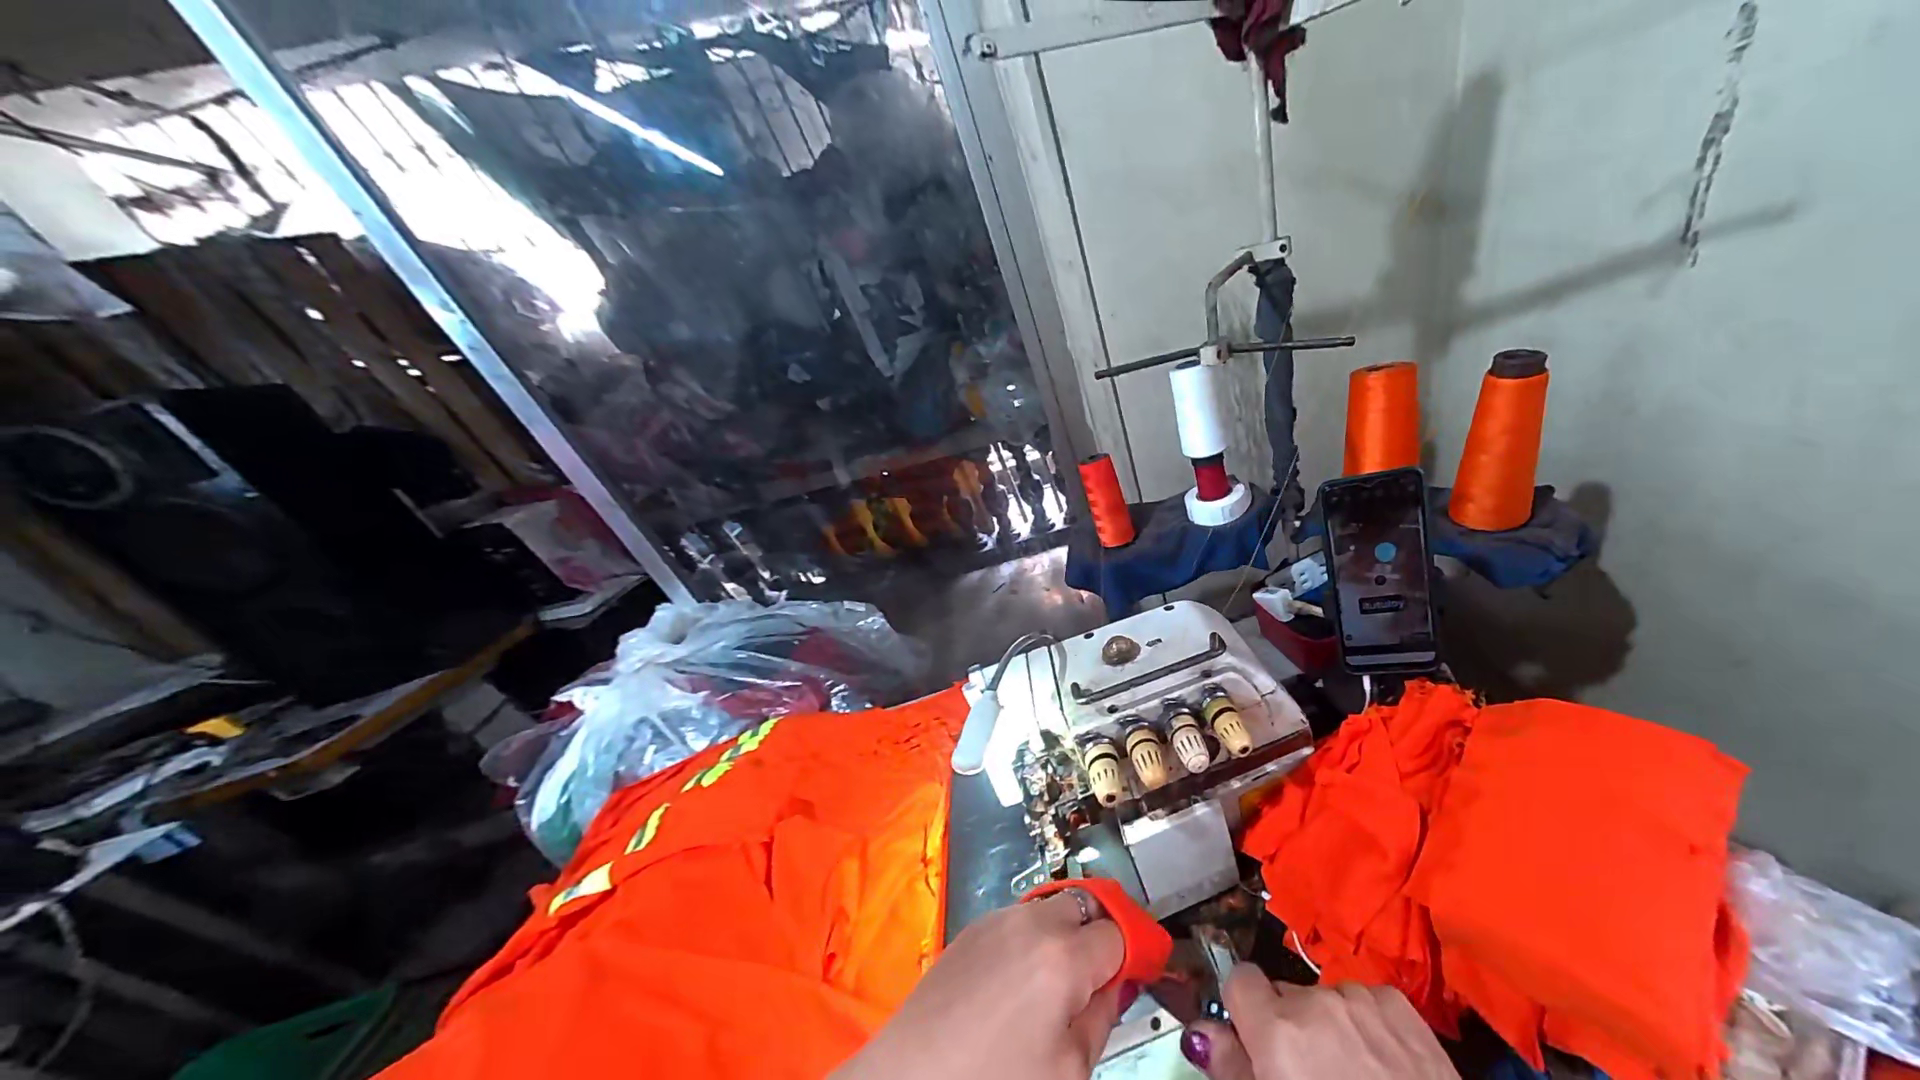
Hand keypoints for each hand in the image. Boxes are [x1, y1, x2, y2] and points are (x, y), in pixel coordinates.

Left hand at [831, 889, 1127, 1079]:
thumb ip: (1102, 1017)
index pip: (1120, 933)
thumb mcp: (1068, 1069)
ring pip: (1051, 907)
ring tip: (1060, 984)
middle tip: (1103, 976)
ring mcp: (996, 920)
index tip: (1144, 969)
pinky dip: (1034, 936)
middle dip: (1102, 930)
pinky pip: (1019, 919)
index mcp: (1061, 955)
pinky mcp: (971, 929)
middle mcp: (1030, 922)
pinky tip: (1023, 982)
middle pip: (1086, 904)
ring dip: (1067, 931)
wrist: (910, 1079)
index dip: (1137, 952)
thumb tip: (1116, 985)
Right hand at [1180, 965, 1457, 1079]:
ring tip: (1354, 1074)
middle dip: (1289, 1025)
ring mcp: (1361, 999)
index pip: (1239, 978)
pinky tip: (1384, 1063)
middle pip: (1285, 994)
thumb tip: (1201, 1032)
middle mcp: (1314, 1001)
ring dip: (1330, 1025)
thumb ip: (1232, 1068)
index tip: (1256, 1040)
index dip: (1244, 1009)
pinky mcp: (1400, 1005)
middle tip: (1310, 1073)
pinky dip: (1366, 1023)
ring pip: (1326, 999)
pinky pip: (1365, 1000)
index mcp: (1276, 1028)